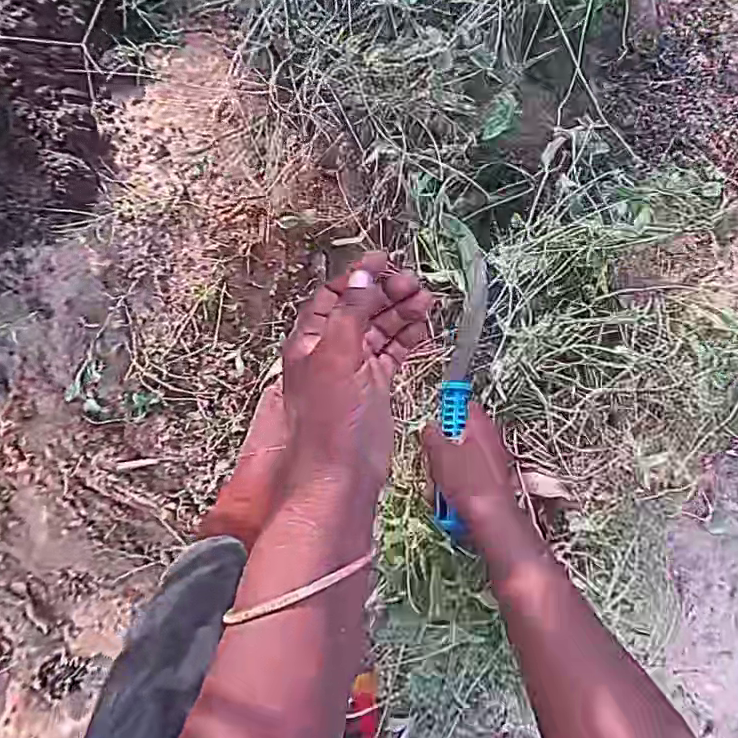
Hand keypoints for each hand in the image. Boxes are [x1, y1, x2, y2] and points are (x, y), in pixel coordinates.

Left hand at [280, 252, 431, 498]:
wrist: (341, 477)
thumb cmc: (330, 419)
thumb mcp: (337, 355)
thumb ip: (351, 311)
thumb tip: (363, 274)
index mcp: (311, 338)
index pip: (336, 294)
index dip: (359, 275)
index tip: (385, 260)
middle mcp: (332, 348)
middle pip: (361, 307)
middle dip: (387, 292)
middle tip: (414, 284)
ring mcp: (355, 367)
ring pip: (381, 327)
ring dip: (402, 312)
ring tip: (426, 302)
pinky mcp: (376, 384)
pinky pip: (393, 350)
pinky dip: (408, 337)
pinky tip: (423, 327)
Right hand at [419, 398, 520, 530]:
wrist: (492, 521)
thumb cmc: (472, 485)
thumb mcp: (440, 455)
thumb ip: (432, 436)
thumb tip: (429, 427)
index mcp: (480, 425)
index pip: (464, 405)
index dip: (448, 410)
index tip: (437, 418)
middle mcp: (489, 441)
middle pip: (457, 437)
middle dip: (441, 450)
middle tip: (434, 460)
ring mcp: (491, 464)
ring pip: (458, 461)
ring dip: (444, 474)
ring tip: (440, 487)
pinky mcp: (489, 485)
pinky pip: (465, 480)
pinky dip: (454, 488)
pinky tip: (449, 501)